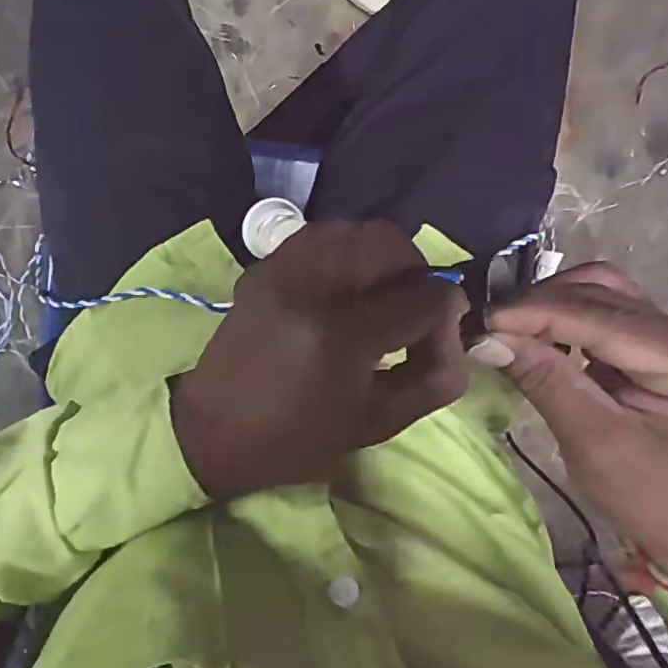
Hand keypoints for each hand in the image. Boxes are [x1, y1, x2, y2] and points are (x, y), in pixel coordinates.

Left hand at [172, 220, 468, 498]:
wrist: (213, 428)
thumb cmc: (296, 438)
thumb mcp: (376, 423)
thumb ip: (432, 375)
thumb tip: (453, 327)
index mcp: (344, 332)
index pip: (424, 295)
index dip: (444, 315)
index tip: (435, 337)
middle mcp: (313, 285)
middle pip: (389, 241)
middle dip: (414, 271)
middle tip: (410, 306)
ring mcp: (281, 268)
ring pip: (352, 229)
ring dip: (378, 257)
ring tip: (375, 295)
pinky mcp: (263, 266)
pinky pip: (317, 236)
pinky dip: (342, 252)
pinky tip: (340, 287)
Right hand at [486, 263, 667, 578]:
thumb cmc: (654, 503)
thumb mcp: (596, 445)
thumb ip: (545, 381)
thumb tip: (488, 335)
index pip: (612, 321)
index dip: (542, 313)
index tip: (484, 318)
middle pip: (611, 297)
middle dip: (543, 307)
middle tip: (489, 325)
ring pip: (608, 297)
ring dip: (552, 307)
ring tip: (509, 329)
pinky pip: (609, 316)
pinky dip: (565, 321)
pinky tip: (538, 338)